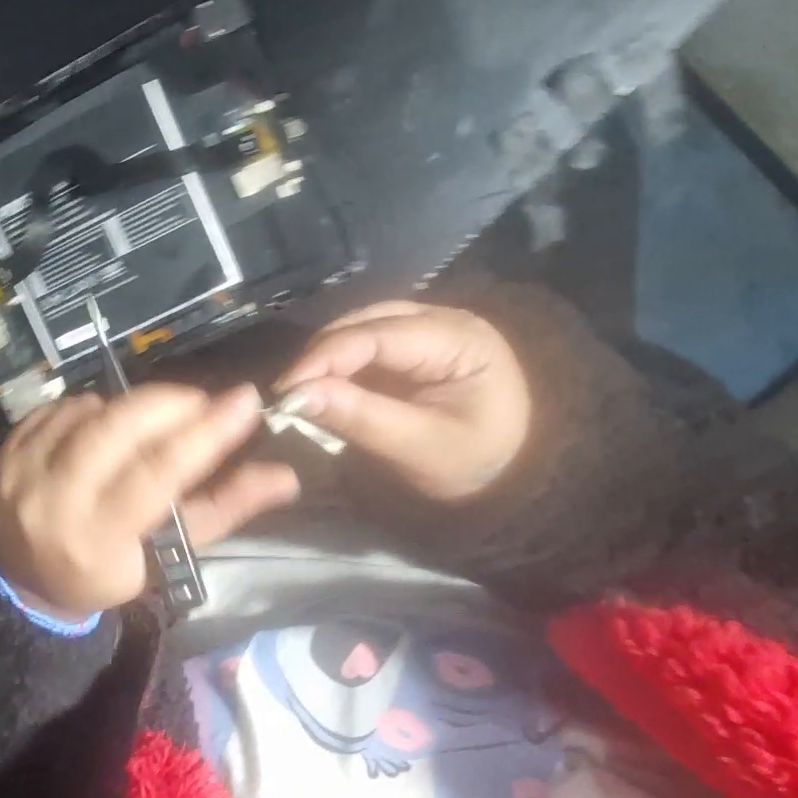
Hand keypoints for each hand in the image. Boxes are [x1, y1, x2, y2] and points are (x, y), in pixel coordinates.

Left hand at [0, 383, 299, 617]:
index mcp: (97, 539)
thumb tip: (285, 476)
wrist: (30, 582)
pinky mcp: (5, 451)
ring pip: (88, 410)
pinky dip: (93, 407)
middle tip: (201, 401)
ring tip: (155, 420)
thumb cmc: (111, 572)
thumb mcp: (170, 553)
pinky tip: (109, 422)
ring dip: (131, 406)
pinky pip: (60, 407)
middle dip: (169, 403)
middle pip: (116, 427)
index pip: (156, 473)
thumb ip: (224, 509)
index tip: (246, 400)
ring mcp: (20, 472)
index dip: (205, 433)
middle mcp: (51, 502)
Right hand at [275, 301, 530, 502]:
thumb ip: (361, 419)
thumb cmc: (476, 465)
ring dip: (326, 360)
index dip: (325, 358)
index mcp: (459, 338)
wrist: (513, 478)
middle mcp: (442, 319)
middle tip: (285, 398)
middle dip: (321, 357)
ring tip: (299, 396)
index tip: (284, 393)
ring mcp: (427, 330)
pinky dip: (339, 367)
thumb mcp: (420, 448)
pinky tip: (321, 391)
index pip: (378, 334)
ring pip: (359, 329)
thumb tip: (297, 396)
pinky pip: (365, 346)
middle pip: (364, 322)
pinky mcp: (412, 349)